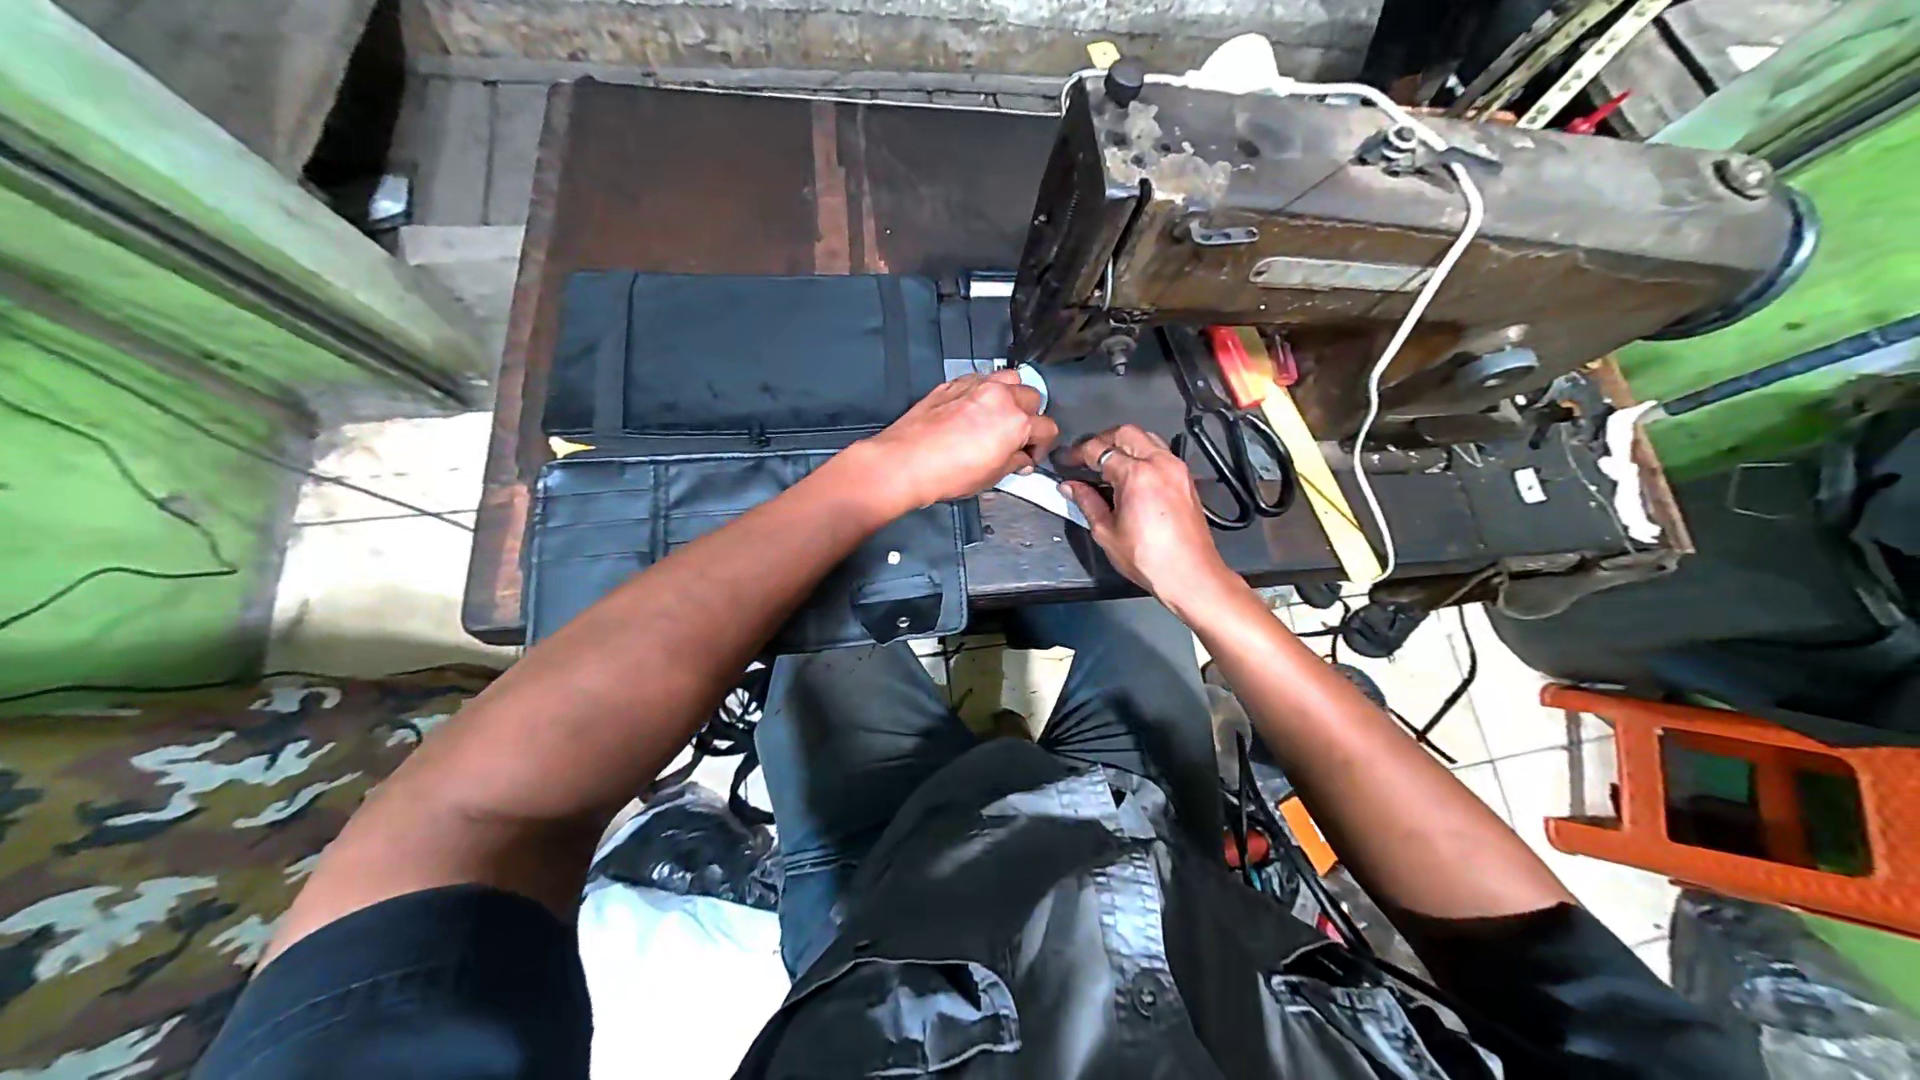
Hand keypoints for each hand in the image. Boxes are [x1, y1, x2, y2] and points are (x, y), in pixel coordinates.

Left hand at [858, 370, 1059, 512]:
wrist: (905, 462)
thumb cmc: (945, 472)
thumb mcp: (991, 477)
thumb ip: (1014, 462)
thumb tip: (1021, 459)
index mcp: (1016, 421)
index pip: (1047, 428)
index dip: (1042, 446)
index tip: (1032, 455)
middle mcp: (1000, 397)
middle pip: (1032, 398)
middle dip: (1030, 418)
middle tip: (1018, 437)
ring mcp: (976, 386)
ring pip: (1010, 379)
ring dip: (1012, 396)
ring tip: (1001, 416)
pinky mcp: (954, 384)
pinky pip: (981, 379)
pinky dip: (986, 390)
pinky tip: (977, 409)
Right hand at [1060, 425, 1237, 607]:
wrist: (1190, 574)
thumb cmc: (1147, 558)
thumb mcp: (1106, 532)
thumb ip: (1087, 502)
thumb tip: (1071, 487)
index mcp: (1137, 474)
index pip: (1099, 450)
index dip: (1076, 454)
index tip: (1065, 461)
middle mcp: (1160, 463)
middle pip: (1125, 433)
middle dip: (1101, 440)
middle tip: (1084, 458)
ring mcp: (1177, 469)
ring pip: (1146, 439)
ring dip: (1124, 444)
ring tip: (1106, 464)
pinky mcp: (1186, 480)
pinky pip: (1161, 454)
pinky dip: (1142, 455)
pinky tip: (1129, 475)